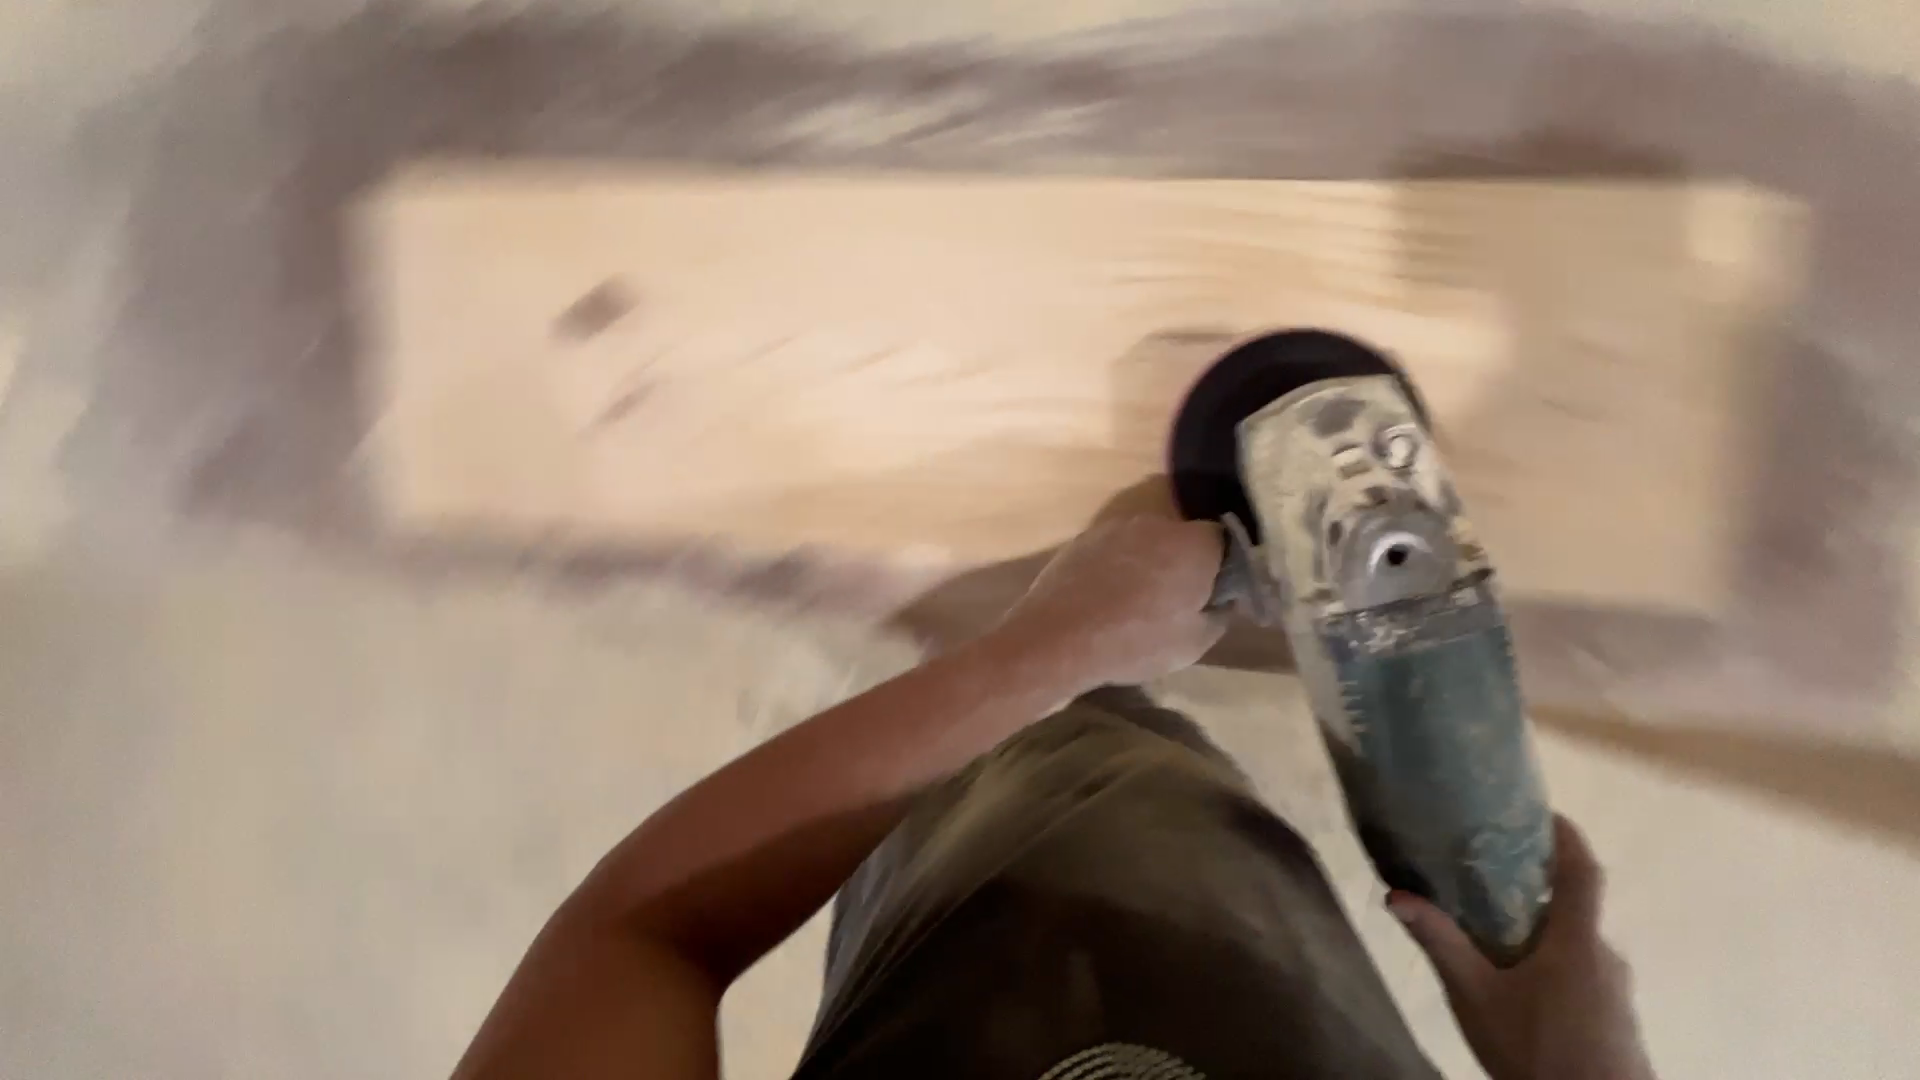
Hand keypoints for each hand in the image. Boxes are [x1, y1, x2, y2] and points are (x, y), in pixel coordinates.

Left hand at [992, 515, 1226, 688]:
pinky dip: (1115, 568)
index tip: (1215, 593)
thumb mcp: (1194, 643)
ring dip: (1148, 565)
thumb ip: (1219, 614)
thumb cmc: (1135, 642)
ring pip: (1145, 543)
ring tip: (1135, 604)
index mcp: (1192, 544)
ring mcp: (1113, 528)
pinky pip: (1113, 551)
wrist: (1057, 638)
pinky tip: (1105, 600)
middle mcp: (1155, 524)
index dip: (1223, 566)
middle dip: (1183, 564)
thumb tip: (1221, 600)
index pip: (1224, 540)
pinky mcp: (1082, 540)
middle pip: (1181, 539)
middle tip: (1176, 602)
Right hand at [1390, 816, 1655, 1079]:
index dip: (1567, 836)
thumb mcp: (1475, 995)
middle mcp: (1604, 957)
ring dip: (1537, 923)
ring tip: (1488, 918)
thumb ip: (1439, 941)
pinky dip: (1548, 953)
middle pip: (1573, 905)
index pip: (1583, 873)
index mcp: (1578, 943)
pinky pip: (1580, 966)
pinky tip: (1512, 971)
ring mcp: (1615, 990)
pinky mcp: (1613, 1016)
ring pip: (1573, 940)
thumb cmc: (1539, 1051)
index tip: (1543, 809)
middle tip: (1484, 867)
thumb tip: (1394, 893)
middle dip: (1532, 883)